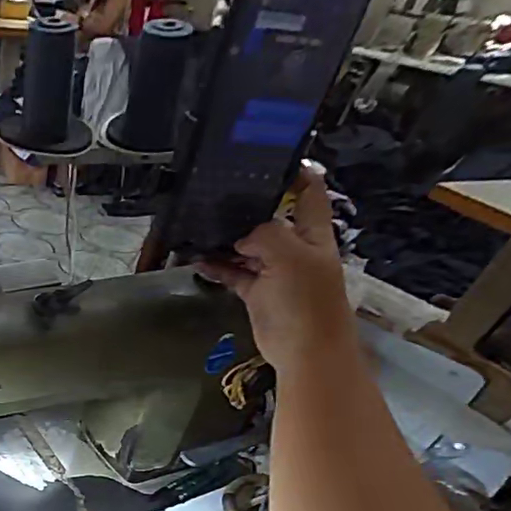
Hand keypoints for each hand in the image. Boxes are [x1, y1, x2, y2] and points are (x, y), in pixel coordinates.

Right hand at [199, 167, 356, 372]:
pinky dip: (219, 267)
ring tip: (199, 225)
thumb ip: (265, 234)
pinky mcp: (258, 294)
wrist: (306, 352)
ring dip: (227, 239)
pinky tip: (198, 258)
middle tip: (218, 192)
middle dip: (249, 207)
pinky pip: (236, 273)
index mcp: (312, 233)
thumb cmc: (305, 300)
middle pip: (272, 218)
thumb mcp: (288, 255)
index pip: (309, 193)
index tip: (268, 158)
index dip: (295, 173)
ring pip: (248, 247)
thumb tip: (242, 236)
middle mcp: (295, 248)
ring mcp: (275, 272)